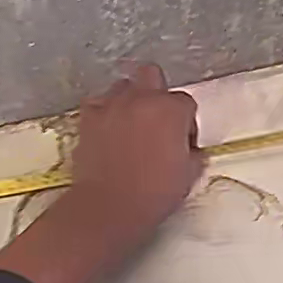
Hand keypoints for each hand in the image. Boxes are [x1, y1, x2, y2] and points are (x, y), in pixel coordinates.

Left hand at [67, 63, 205, 228]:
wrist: (109, 207)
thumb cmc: (153, 195)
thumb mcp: (187, 178)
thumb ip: (195, 157)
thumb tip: (193, 153)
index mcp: (172, 110)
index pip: (186, 104)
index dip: (185, 125)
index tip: (181, 145)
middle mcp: (142, 99)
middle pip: (152, 76)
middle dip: (156, 94)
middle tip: (156, 123)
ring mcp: (112, 106)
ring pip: (123, 87)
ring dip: (129, 101)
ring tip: (129, 126)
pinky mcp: (88, 119)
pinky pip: (97, 104)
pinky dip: (103, 112)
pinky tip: (106, 130)